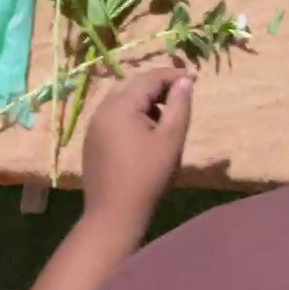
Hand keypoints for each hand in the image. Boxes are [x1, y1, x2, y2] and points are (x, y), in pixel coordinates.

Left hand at [82, 69, 193, 235]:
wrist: (114, 215)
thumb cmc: (148, 175)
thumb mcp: (171, 138)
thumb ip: (179, 105)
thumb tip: (185, 81)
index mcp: (121, 106)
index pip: (149, 78)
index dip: (174, 75)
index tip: (195, 78)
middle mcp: (103, 109)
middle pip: (133, 83)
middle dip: (158, 84)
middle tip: (181, 93)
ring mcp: (94, 125)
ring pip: (122, 97)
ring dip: (145, 98)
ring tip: (166, 114)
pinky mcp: (93, 139)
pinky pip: (114, 113)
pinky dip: (132, 111)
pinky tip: (146, 130)